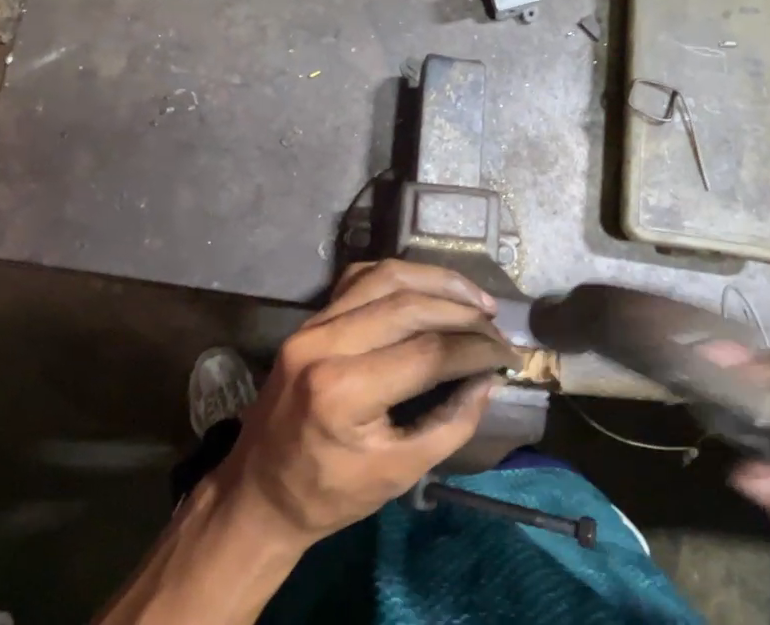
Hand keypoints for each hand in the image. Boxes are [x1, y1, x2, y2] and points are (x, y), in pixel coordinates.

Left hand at [212, 260, 516, 544]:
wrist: (259, 490)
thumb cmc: (329, 493)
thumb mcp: (399, 474)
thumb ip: (450, 423)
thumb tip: (487, 379)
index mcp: (343, 390)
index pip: (428, 352)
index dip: (477, 350)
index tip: (510, 356)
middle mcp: (324, 343)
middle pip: (409, 305)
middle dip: (463, 313)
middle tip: (498, 328)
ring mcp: (311, 325)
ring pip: (384, 277)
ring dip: (436, 282)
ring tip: (475, 300)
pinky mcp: (309, 319)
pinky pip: (359, 280)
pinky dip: (398, 277)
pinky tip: (429, 289)